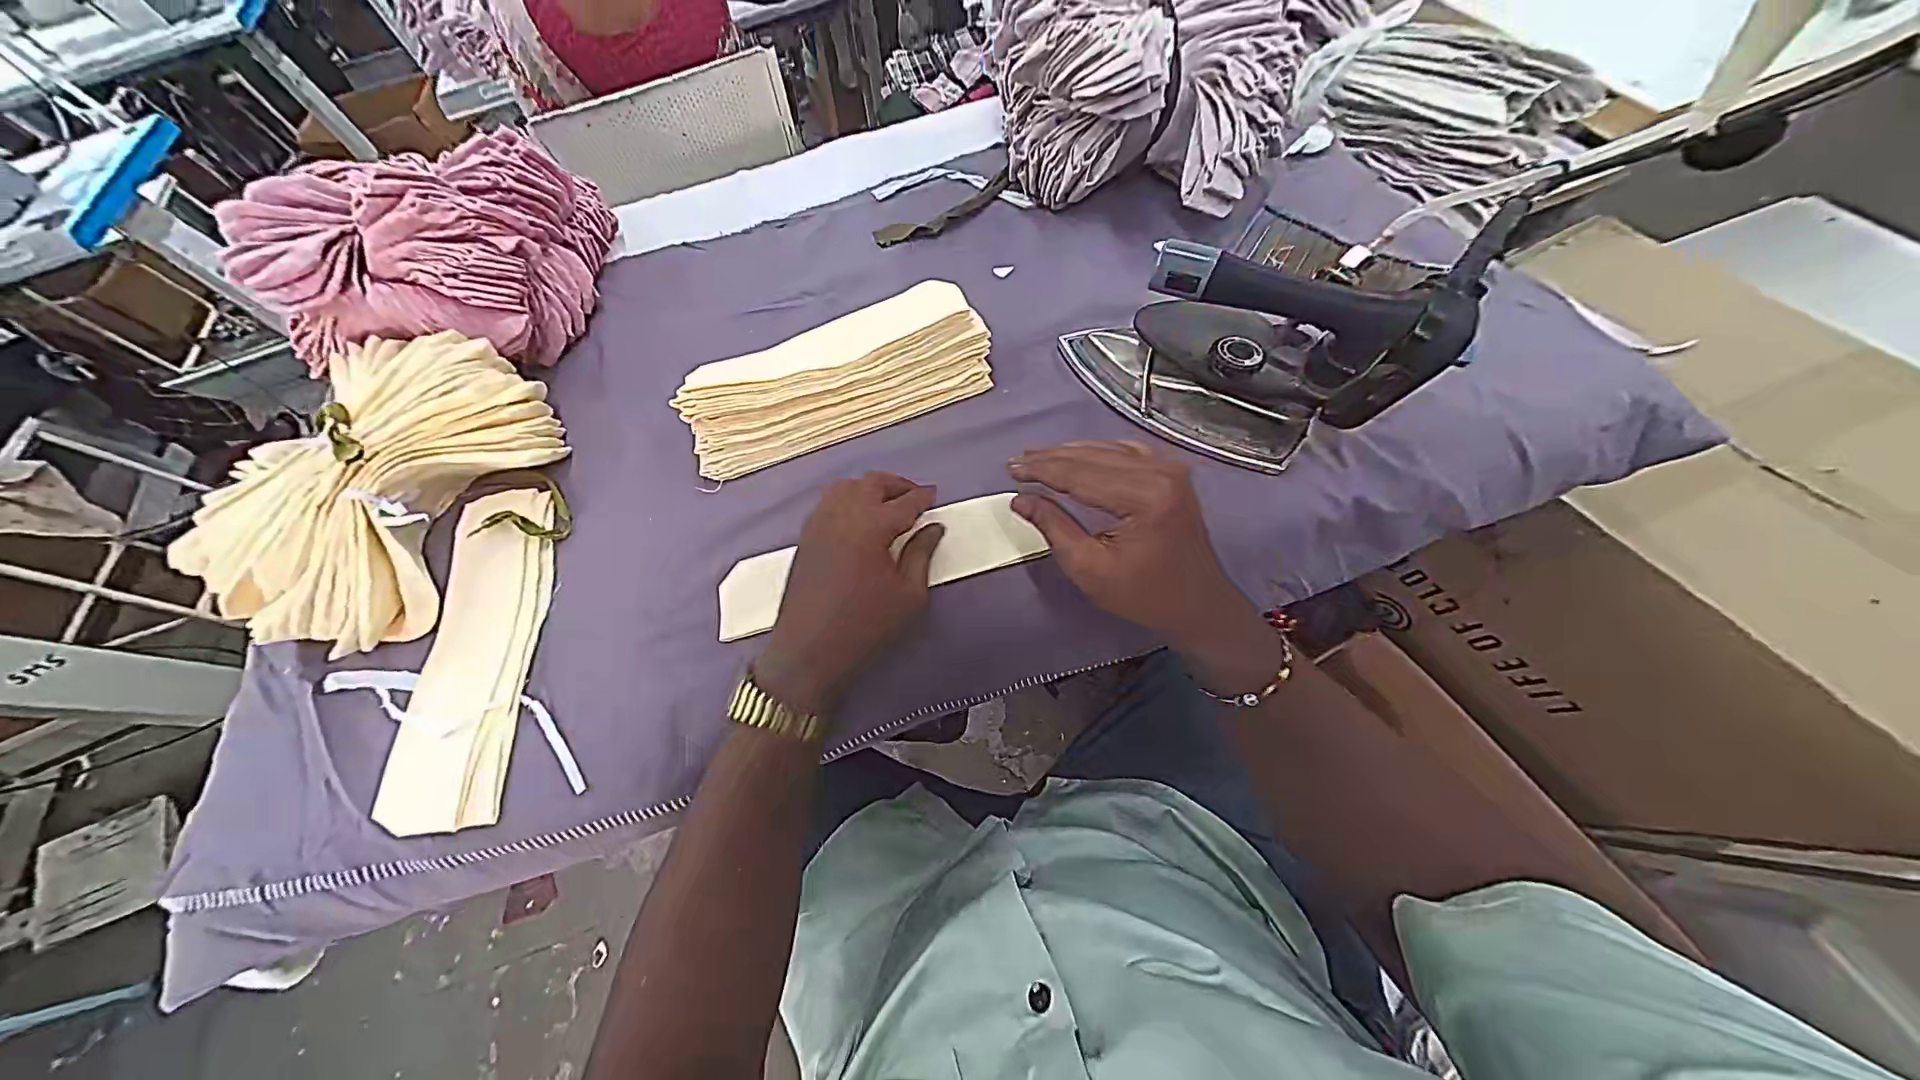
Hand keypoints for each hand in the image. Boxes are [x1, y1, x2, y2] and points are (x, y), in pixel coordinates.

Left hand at [754, 472, 944, 715]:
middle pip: (872, 484)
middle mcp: (842, 515)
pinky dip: (848, 499)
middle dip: (897, 485)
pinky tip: (858, 518)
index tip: (934, 497)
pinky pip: (828, 503)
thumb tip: (933, 529)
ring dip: (870, 489)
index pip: (904, 501)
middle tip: (914, 497)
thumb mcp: (909, 595)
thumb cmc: (865, 626)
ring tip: (887, 504)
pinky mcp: (806, 537)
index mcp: (871, 526)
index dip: (923, 497)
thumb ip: (922, 554)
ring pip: (846, 487)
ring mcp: (819, 524)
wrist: (809, 651)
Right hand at [1008, 441, 1268, 657]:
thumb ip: (1054, 527)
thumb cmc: (1144, 596)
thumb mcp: (1089, 569)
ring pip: (1108, 450)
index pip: (1080, 474)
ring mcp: (1170, 469)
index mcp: (1145, 497)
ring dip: (1070, 454)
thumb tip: (1022, 500)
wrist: (1199, 604)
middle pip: (1093, 457)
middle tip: (1016, 462)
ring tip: (1036, 458)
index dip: (1041, 470)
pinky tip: (1074, 457)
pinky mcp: (1171, 474)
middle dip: (1051, 458)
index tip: (1011, 469)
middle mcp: (1161, 472)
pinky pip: (1126, 453)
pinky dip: (1096, 454)